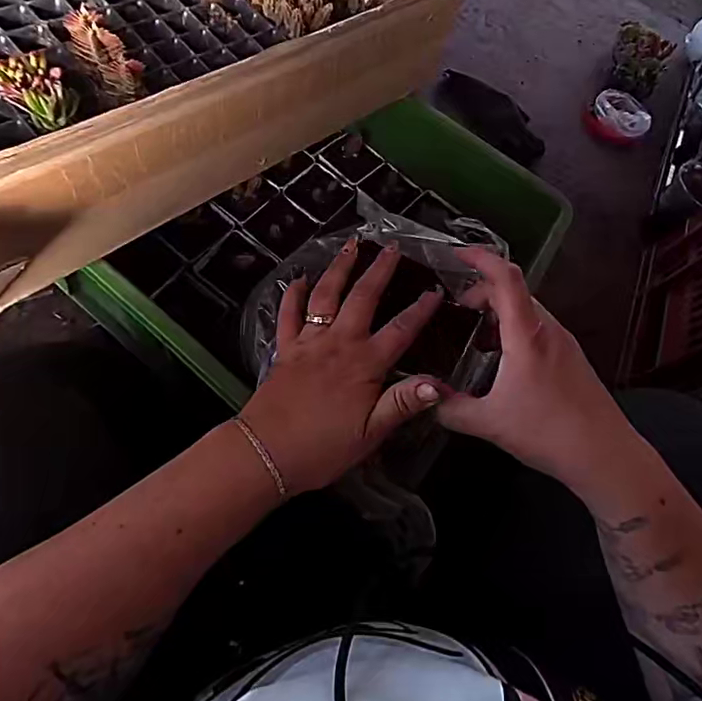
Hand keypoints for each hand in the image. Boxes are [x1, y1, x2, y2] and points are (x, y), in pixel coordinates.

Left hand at [239, 238, 445, 494]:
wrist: (264, 455)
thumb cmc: (322, 448)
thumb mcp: (370, 434)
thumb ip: (403, 403)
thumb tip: (438, 382)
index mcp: (364, 364)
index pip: (400, 329)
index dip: (420, 310)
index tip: (435, 291)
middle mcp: (339, 343)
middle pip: (363, 297)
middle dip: (379, 270)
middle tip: (392, 247)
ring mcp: (309, 342)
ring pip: (326, 295)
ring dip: (340, 268)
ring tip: (351, 245)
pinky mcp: (285, 349)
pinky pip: (289, 314)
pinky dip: (293, 294)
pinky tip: (298, 279)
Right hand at [436, 247, 640, 486]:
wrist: (604, 453)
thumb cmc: (548, 432)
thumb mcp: (490, 423)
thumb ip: (452, 409)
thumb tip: (427, 399)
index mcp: (527, 334)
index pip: (506, 277)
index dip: (482, 257)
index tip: (458, 253)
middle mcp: (548, 329)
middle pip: (515, 290)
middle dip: (484, 289)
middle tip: (459, 306)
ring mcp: (564, 341)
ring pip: (528, 308)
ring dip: (501, 309)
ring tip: (478, 333)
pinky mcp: (572, 356)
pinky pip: (539, 326)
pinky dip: (516, 327)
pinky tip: (505, 358)